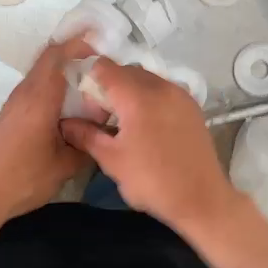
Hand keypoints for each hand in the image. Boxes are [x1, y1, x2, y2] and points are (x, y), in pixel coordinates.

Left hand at [0, 38, 96, 226]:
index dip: (78, 44)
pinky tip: (71, 107)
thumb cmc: (24, 179)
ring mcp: (15, 103)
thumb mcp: (65, 166)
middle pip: (49, 61)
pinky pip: (36, 89)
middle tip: (103, 67)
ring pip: (42, 75)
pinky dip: (55, 88)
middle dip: (76, 57)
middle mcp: (25, 94)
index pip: (56, 55)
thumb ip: (88, 142)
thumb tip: (104, 128)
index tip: (102, 46)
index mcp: (39, 99)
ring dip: (65, 74)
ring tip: (92, 86)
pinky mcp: (11, 114)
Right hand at [58, 58, 239, 230]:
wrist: (202, 199)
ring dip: (129, 92)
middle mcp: (161, 86)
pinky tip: (146, 126)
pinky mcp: (192, 106)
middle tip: (102, 119)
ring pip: (146, 79)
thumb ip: (86, 135)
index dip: (88, 79)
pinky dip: (149, 98)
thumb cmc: (152, 181)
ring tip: (124, 124)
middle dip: (109, 88)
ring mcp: (180, 94)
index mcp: (137, 96)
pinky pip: (163, 90)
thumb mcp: (112, 160)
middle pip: (126, 71)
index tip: (85, 106)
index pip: (104, 67)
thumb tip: (65, 123)